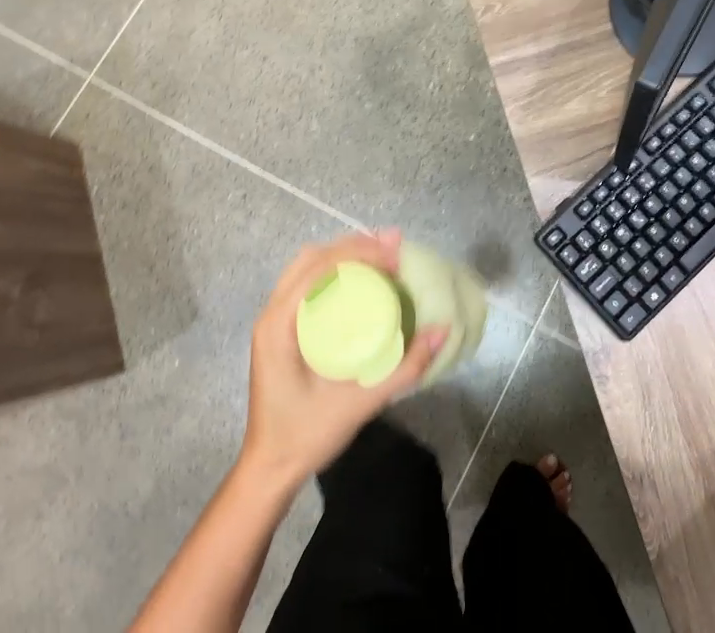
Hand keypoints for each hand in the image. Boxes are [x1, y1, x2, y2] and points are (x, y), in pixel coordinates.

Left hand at [240, 230, 447, 488]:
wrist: (272, 467)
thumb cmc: (307, 434)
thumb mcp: (360, 402)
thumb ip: (404, 367)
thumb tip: (443, 330)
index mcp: (280, 325)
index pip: (319, 268)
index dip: (359, 253)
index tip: (396, 255)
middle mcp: (272, 314)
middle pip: (311, 259)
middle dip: (354, 246)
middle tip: (394, 249)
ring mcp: (274, 322)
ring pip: (307, 269)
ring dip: (344, 257)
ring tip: (383, 258)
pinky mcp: (282, 332)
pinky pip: (307, 287)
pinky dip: (335, 275)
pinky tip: (363, 284)